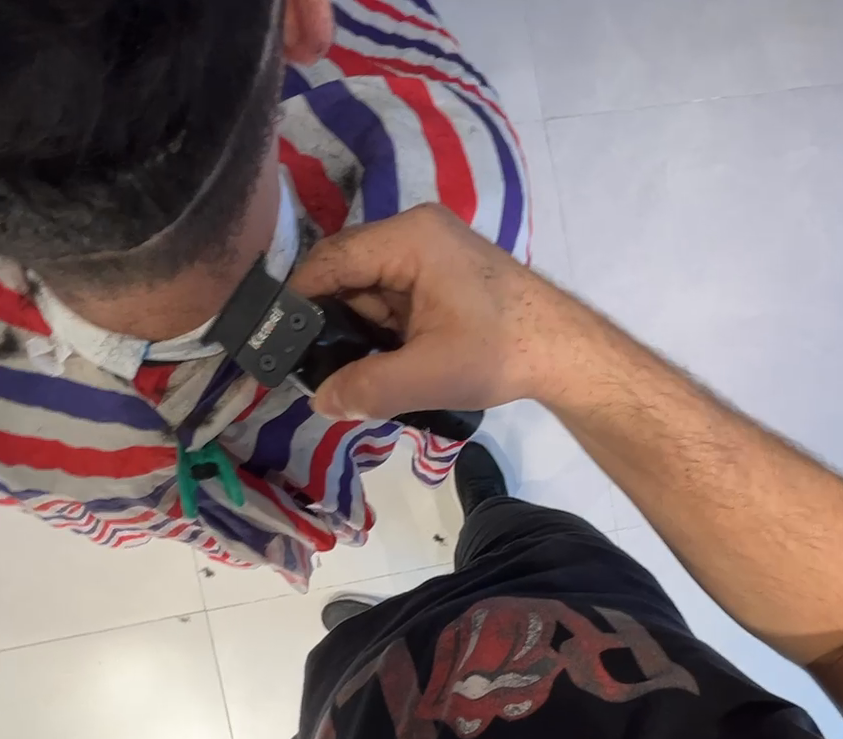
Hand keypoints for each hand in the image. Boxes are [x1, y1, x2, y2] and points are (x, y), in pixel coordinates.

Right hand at [286, 205, 600, 419]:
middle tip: (316, 368)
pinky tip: (385, 363)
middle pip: (348, 274)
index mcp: (409, 238)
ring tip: (354, 373)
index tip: (278, 342)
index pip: (331, 260)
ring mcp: (431, 254)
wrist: (564, 352)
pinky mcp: (442, 277)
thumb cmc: (498, 352)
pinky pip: (394, 300)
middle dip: (333, 322)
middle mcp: (415, 233)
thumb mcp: (426, 375)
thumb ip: (366, 388)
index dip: (300, 301)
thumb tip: (320, 401)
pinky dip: (384, 332)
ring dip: (361, 332)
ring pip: (370, 291)